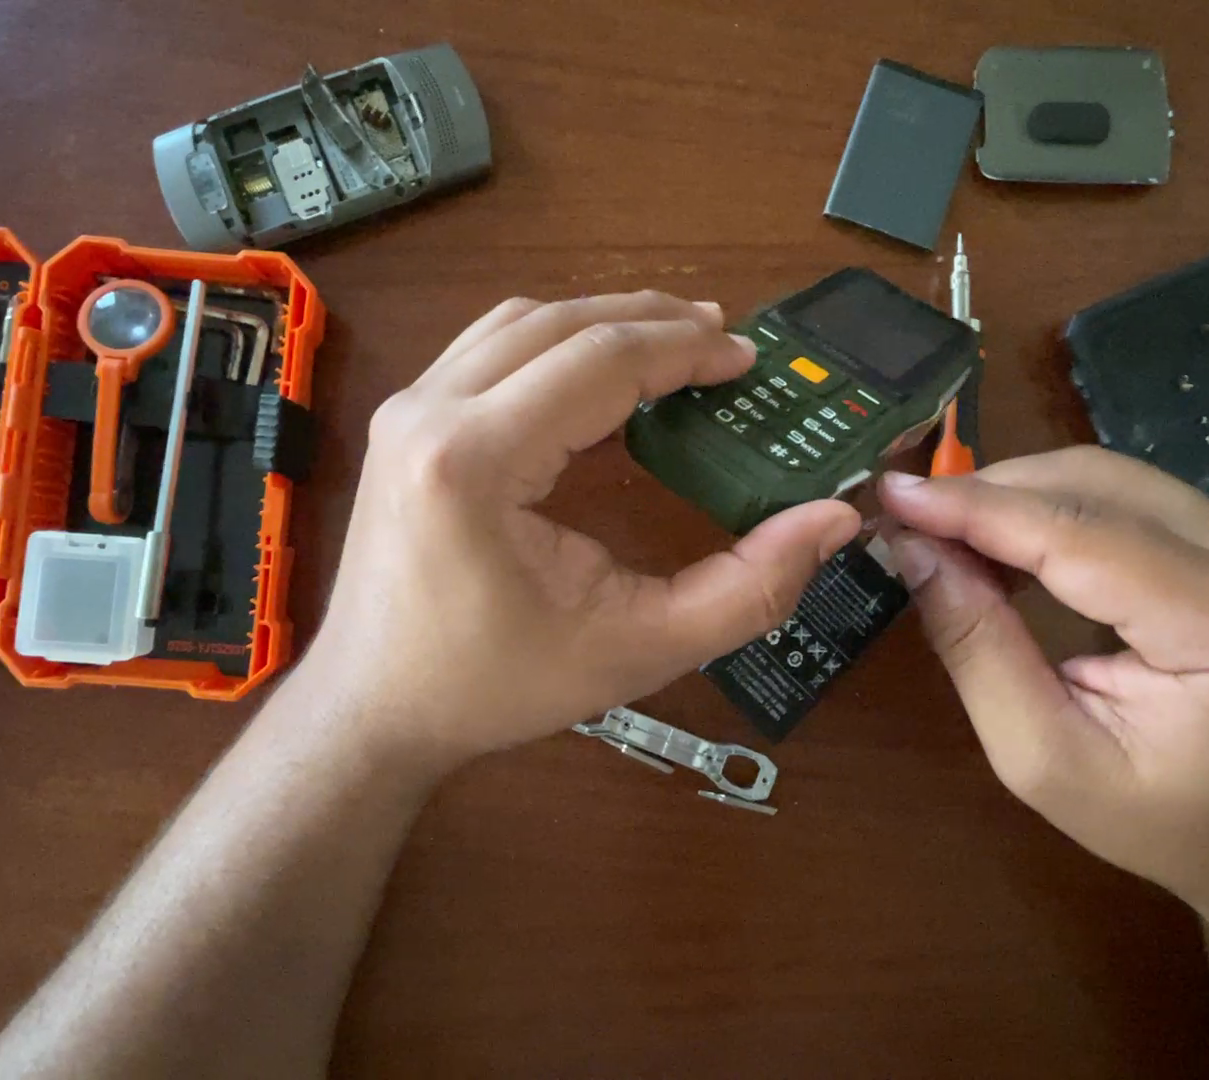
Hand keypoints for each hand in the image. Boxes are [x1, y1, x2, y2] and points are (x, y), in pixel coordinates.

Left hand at [294, 291, 859, 768]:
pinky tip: (596, 373)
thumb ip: (746, 589)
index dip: (684, 350)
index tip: (746, 359)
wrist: (375, 707)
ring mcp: (405, 411)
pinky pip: (486, 351)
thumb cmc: (496, 686)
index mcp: (474, 461)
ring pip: (517, 324)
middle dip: (650, 321)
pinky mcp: (402, 424)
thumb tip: (833, 518)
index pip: (598, 362)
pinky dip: (553, 344)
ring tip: (671, 339)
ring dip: (600, 320)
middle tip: (722, 340)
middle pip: (557, 324)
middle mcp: (428, 413)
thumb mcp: (636, 650)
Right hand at [879, 447, 1208, 919]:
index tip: (890, 494)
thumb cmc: (1168, 828)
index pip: (1080, 534)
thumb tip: (912, 551)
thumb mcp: (1043, 758)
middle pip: (1099, 485)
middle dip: (990, 493)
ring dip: (1019, 498)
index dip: (975, 507)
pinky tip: (1011, 548)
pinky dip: (1056, 512)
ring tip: (949, 538)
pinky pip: (1135, 501)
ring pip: (1113, 480)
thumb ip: (977, 648)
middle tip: (910, 524)